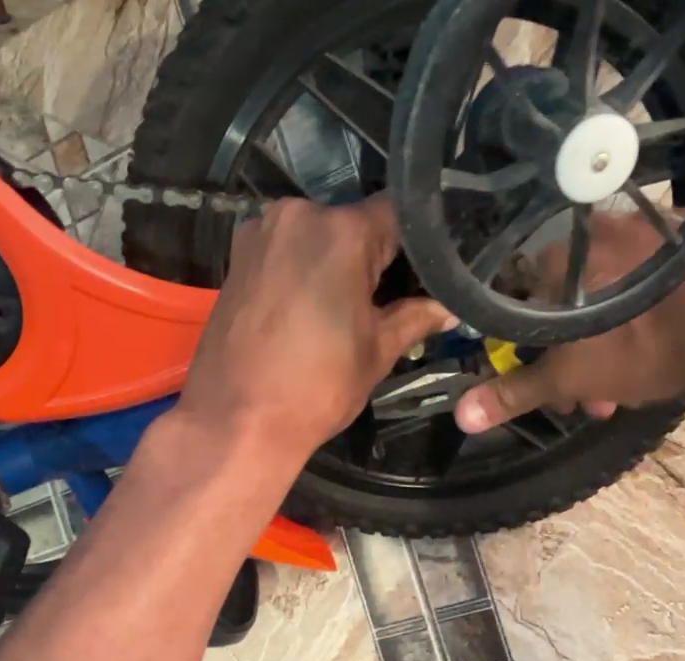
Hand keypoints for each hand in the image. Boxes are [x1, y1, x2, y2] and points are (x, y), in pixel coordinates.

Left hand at [177, 196, 457, 461]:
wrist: (236, 422)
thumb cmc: (316, 388)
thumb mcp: (377, 353)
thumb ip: (414, 318)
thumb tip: (448, 307)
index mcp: (340, 232)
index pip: (397, 215)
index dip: (418, 244)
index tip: (428, 272)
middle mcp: (297, 216)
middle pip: (353, 224)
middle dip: (374, 256)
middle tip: (392, 297)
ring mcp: (260, 234)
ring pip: (316, 237)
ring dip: (335, 264)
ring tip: (350, 307)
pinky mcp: (236, 259)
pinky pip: (285, 252)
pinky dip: (303, 271)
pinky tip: (312, 308)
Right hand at [454, 211, 684, 432]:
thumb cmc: (647, 342)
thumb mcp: (572, 376)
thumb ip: (515, 392)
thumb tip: (460, 413)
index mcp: (563, 255)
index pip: (526, 303)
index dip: (537, 355)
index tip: (560, 389)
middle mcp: (606, 227)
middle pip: (576, 299)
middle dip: (583, 355)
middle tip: (601, 397)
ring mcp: (661, 225)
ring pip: (622, 290)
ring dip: (622, 337)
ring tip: (644, 379)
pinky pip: (667, 278)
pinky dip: (663, 309)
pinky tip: (681, 338)